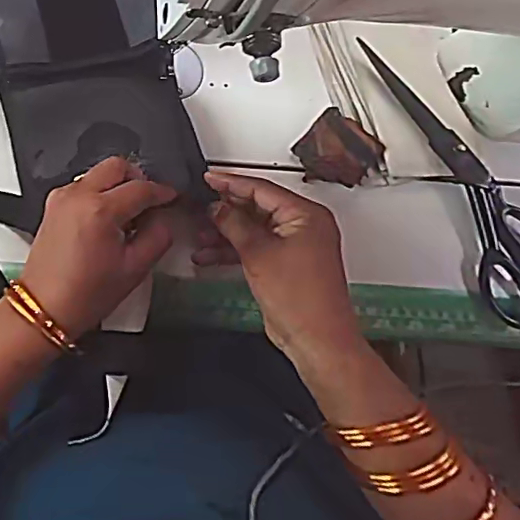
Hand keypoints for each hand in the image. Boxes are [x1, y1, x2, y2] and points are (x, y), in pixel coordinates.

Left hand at [18, 156, 178, 333]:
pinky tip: (106, 221)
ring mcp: (62, 197)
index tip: (170, 197)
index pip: (141, 187)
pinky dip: (99, 194)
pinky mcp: (53, 204)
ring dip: (117, 186)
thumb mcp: (135, 269)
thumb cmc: (83, 295)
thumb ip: (158, 236)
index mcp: (100, 209)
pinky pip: (83, 186)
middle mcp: (78, 195)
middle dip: (138, 178)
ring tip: (127, 216)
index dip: (162, 192)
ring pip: (99, 173)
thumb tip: (164, 217)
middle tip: (149, 201)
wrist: (45, 308)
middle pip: (117, 166)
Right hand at [204, 171, 363, 361]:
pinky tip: (211, 254)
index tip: (210, 177)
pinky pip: (256, 246)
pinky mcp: (286, 264)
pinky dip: (234, 249)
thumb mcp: (258, 253)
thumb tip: (217, 207)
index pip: (262, 188)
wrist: (317, 342)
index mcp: (306, 215)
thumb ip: (234, 224)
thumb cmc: (302, 300)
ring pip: (253, 228)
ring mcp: (295, 246)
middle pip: (257, 207)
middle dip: (227, 209)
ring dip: (226, 232)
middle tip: (202, 205)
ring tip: (202, 233)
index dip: (232, 182)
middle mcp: (304, 226)